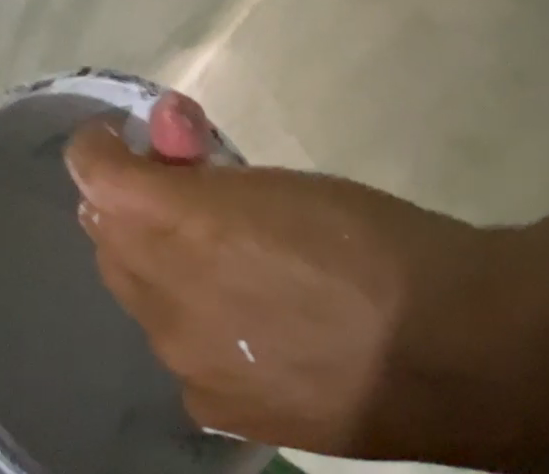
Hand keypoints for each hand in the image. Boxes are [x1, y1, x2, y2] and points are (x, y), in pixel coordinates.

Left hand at [65, 94, 510, 458]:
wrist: (453, 348)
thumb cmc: (370, 238)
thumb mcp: (283, 178)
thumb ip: (209, 167)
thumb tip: (165, 142)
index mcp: (182, 225)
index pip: (97, 177)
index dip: (95, 151)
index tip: (111, 140)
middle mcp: (165, 300)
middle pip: (107, 239)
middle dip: (127, 206)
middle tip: (171, 187)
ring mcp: (187, 362)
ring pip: (139, 297)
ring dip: (156, 264)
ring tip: (215, 255)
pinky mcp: (217, 410)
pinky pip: (179, 351)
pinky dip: (191, 322)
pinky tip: (241, 319)